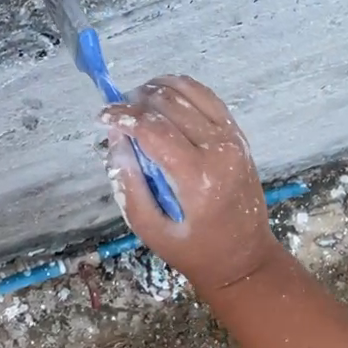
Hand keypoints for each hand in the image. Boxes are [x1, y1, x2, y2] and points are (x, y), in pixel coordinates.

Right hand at [100, 76, 284, 295]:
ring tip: (136, 104)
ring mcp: (232, 138)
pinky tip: (162, 97)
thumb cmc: (194, 249)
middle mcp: (218, 150)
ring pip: (188, 91)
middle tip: (116, 114)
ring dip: (156, 90)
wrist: (245, 258)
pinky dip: (180, 88)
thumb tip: (115, 139)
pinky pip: (206, 96)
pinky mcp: (238, 134)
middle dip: (135, 101)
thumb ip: (127, 183)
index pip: (152, 128)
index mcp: (197, 177)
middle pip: (168, 103)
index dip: (121, 116)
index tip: (101, 118)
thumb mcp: (149, 229)